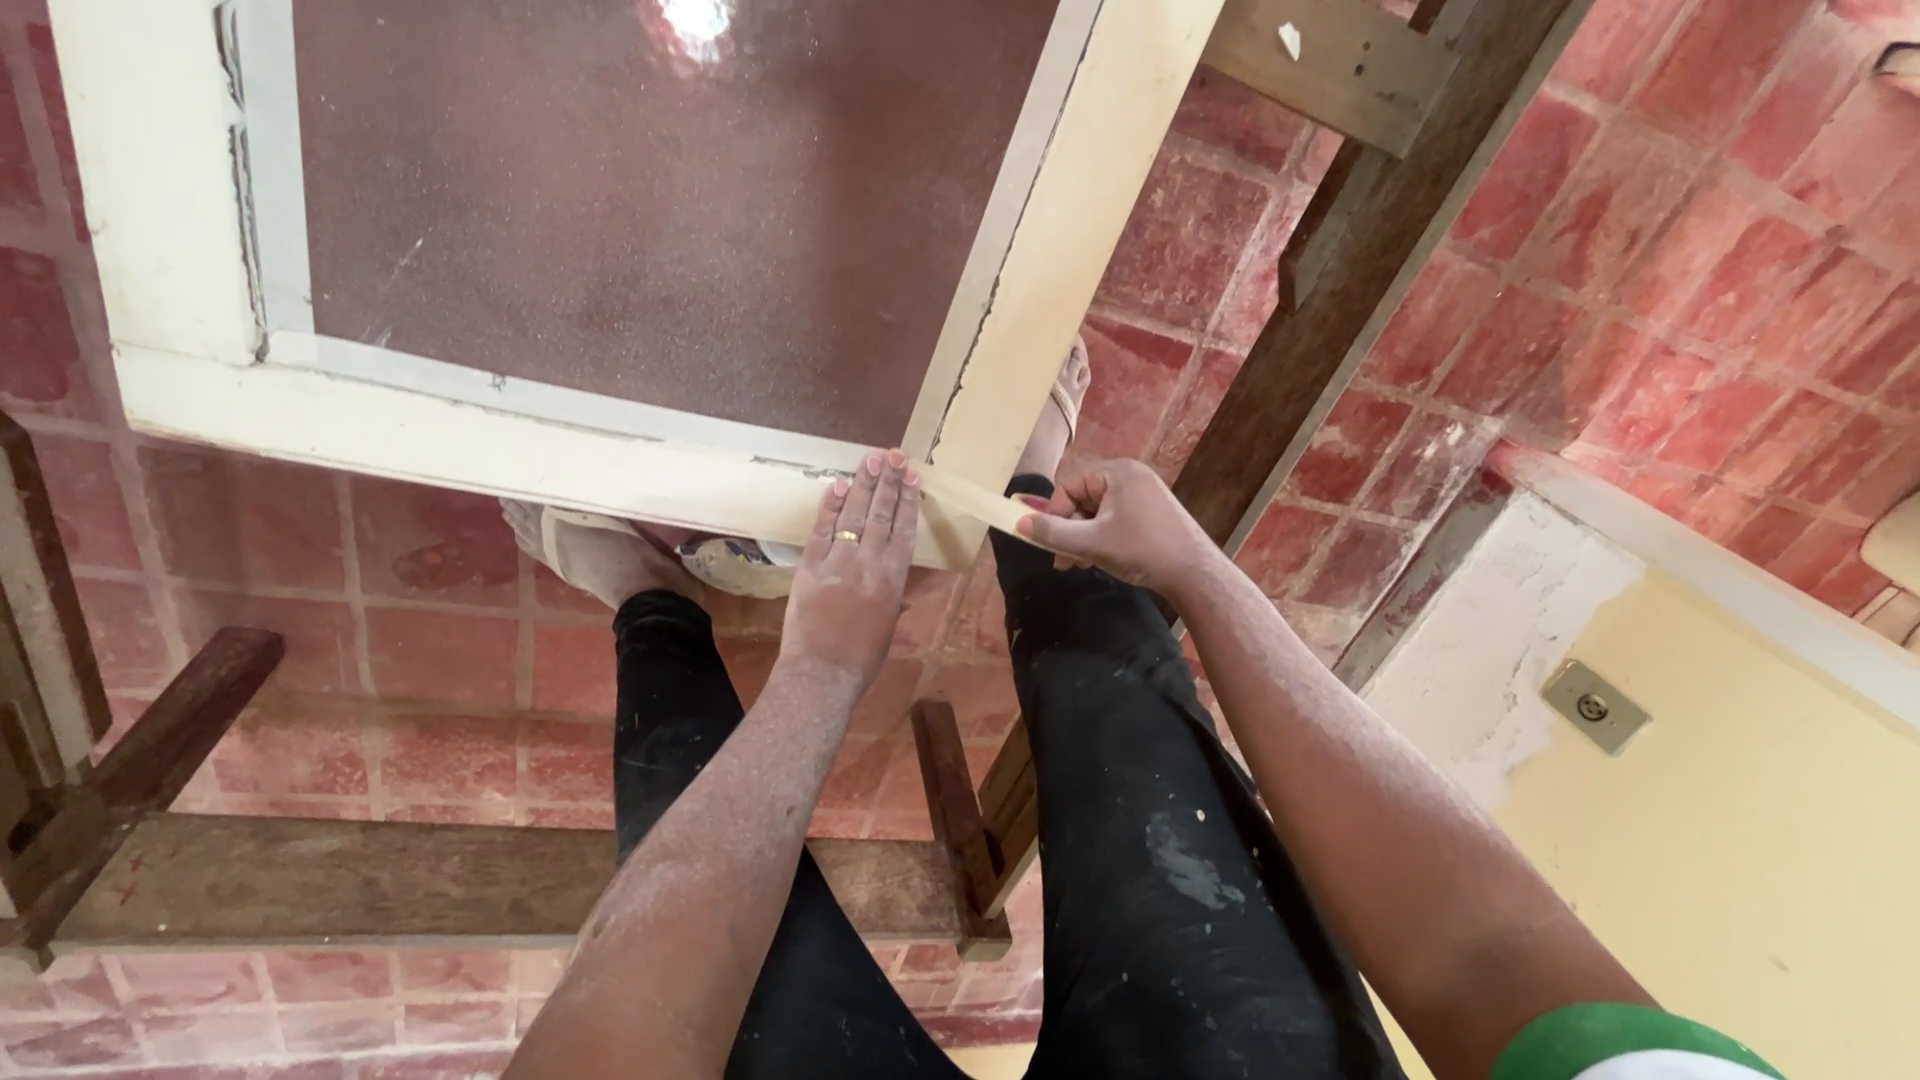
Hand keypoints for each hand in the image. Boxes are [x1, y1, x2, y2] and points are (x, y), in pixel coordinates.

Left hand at [779, 449, 919, 694]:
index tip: (911, 476)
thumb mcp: (888, 626)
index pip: (903, 529)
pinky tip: (837, 485)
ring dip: (862, 485)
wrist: (822, 673)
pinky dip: (829, 506)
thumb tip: (900, 587)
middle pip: (880, 514)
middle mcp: (869, 563)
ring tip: (870, 461)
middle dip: (887, 482)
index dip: (907, 500)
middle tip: (892, 456)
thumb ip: (894, 599)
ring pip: (853, 515)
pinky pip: (821, 530)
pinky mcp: (810, 566)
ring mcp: (838, 561)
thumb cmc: (862, 659)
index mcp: (893, 579)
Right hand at [1016, 458, 1221, 596]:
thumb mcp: (1090, 543)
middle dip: (1069, 530)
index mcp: (1118, 472)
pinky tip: (1098, 560)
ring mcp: (1144, 494)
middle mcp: (1132, 476)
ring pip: (1097, 512)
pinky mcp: (1151, 513)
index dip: (1055, 514)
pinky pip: (1114, 518)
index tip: (1050, 542)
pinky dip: (1101, 537)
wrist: (1194, 574)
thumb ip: (1052, 533)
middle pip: (1083, 498)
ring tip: (1079, 564)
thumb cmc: (1141, 550)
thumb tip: (1018, 524)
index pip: (1070, 485)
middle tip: (1063, 560)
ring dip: (1082, 537)